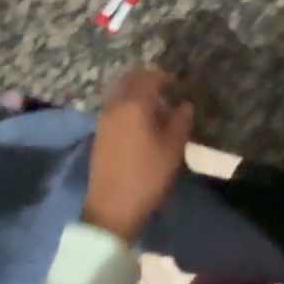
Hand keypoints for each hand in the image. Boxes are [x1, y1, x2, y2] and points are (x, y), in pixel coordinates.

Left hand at [83, 68, 194, 240]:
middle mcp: (115, 106)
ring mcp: (103, 119)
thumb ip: (181, 121)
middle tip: (165, 88)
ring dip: (136, 93)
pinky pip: (114, 108)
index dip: (165, 76)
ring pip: (120, 94)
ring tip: (155, 107)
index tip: (178, 82)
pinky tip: (141, 122)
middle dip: (147, 79)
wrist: (112, 207)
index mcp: (134, 105)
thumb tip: (184, 104)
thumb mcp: (173, 149)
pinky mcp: (99, 134)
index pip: (149, 78)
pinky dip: (127, 106)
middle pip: (129, 80)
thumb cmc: (147, 176)